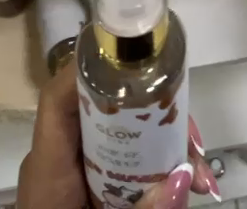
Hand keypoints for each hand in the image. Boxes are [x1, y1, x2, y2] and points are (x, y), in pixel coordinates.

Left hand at [17, 57, 217, 208]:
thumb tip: (183, 178)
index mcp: (46, 168)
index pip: (59, 95)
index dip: (92, 65)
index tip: (136, 55)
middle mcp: (57, 162)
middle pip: (102, 111)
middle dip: (154, 114)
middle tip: (193, 135)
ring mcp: (75, 176)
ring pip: (120, 138)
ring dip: (163, 145)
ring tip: (199, 169)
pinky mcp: (90, 191)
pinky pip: (123, 166)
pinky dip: (155, 170)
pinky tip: (185, 185)